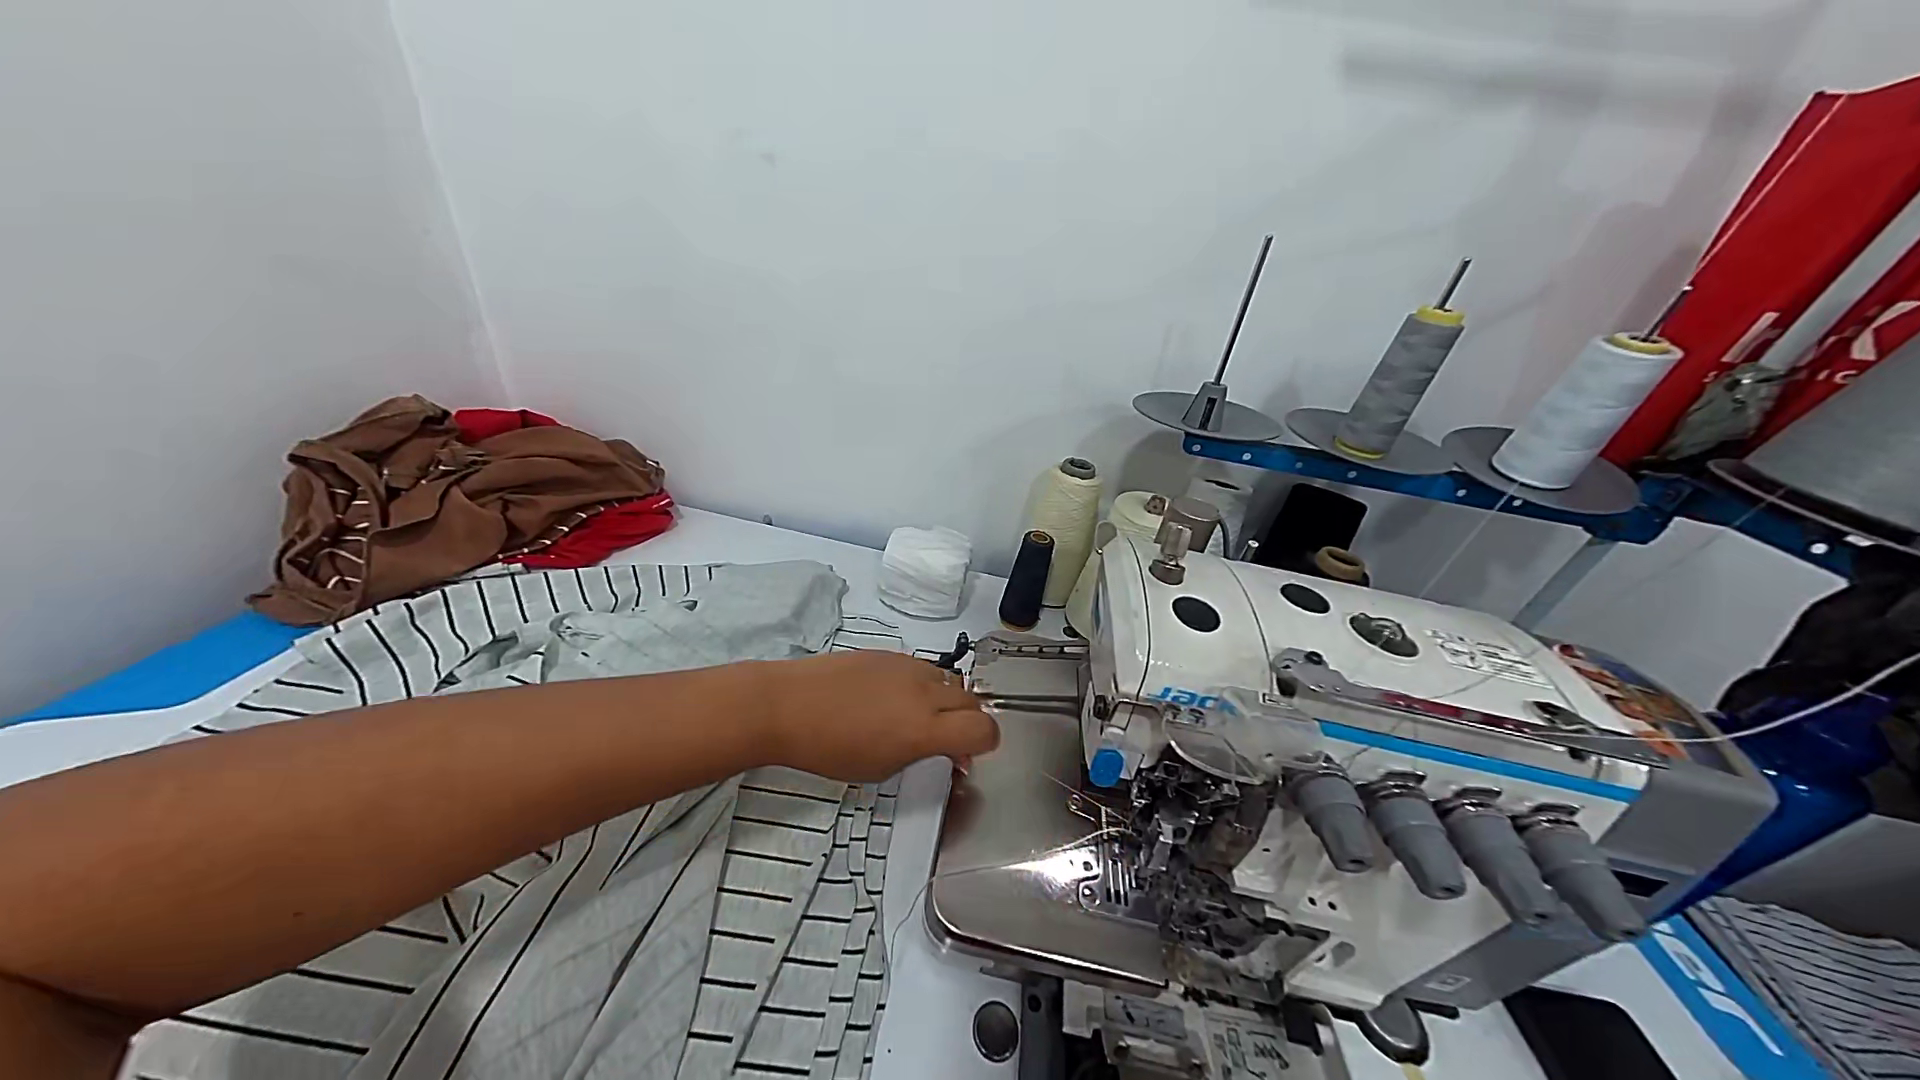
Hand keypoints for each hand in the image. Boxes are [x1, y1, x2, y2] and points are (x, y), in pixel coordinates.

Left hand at [754, 651, 998, 782]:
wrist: (788, 704)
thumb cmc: (827, 748)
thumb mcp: (881, 769)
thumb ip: (921, 756)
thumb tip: (946, 751)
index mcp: (924, 729)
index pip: (984, 729)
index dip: (985, 743)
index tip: (968, 753)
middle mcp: (924, 692)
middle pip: (973, 702)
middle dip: (968, 722)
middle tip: (946, 740)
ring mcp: (908, 667)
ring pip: (950, 681)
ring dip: (947, 701)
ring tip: (917, 717)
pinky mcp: (890, 653)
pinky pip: (923, 669)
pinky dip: (922, 685)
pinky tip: (893, 699)